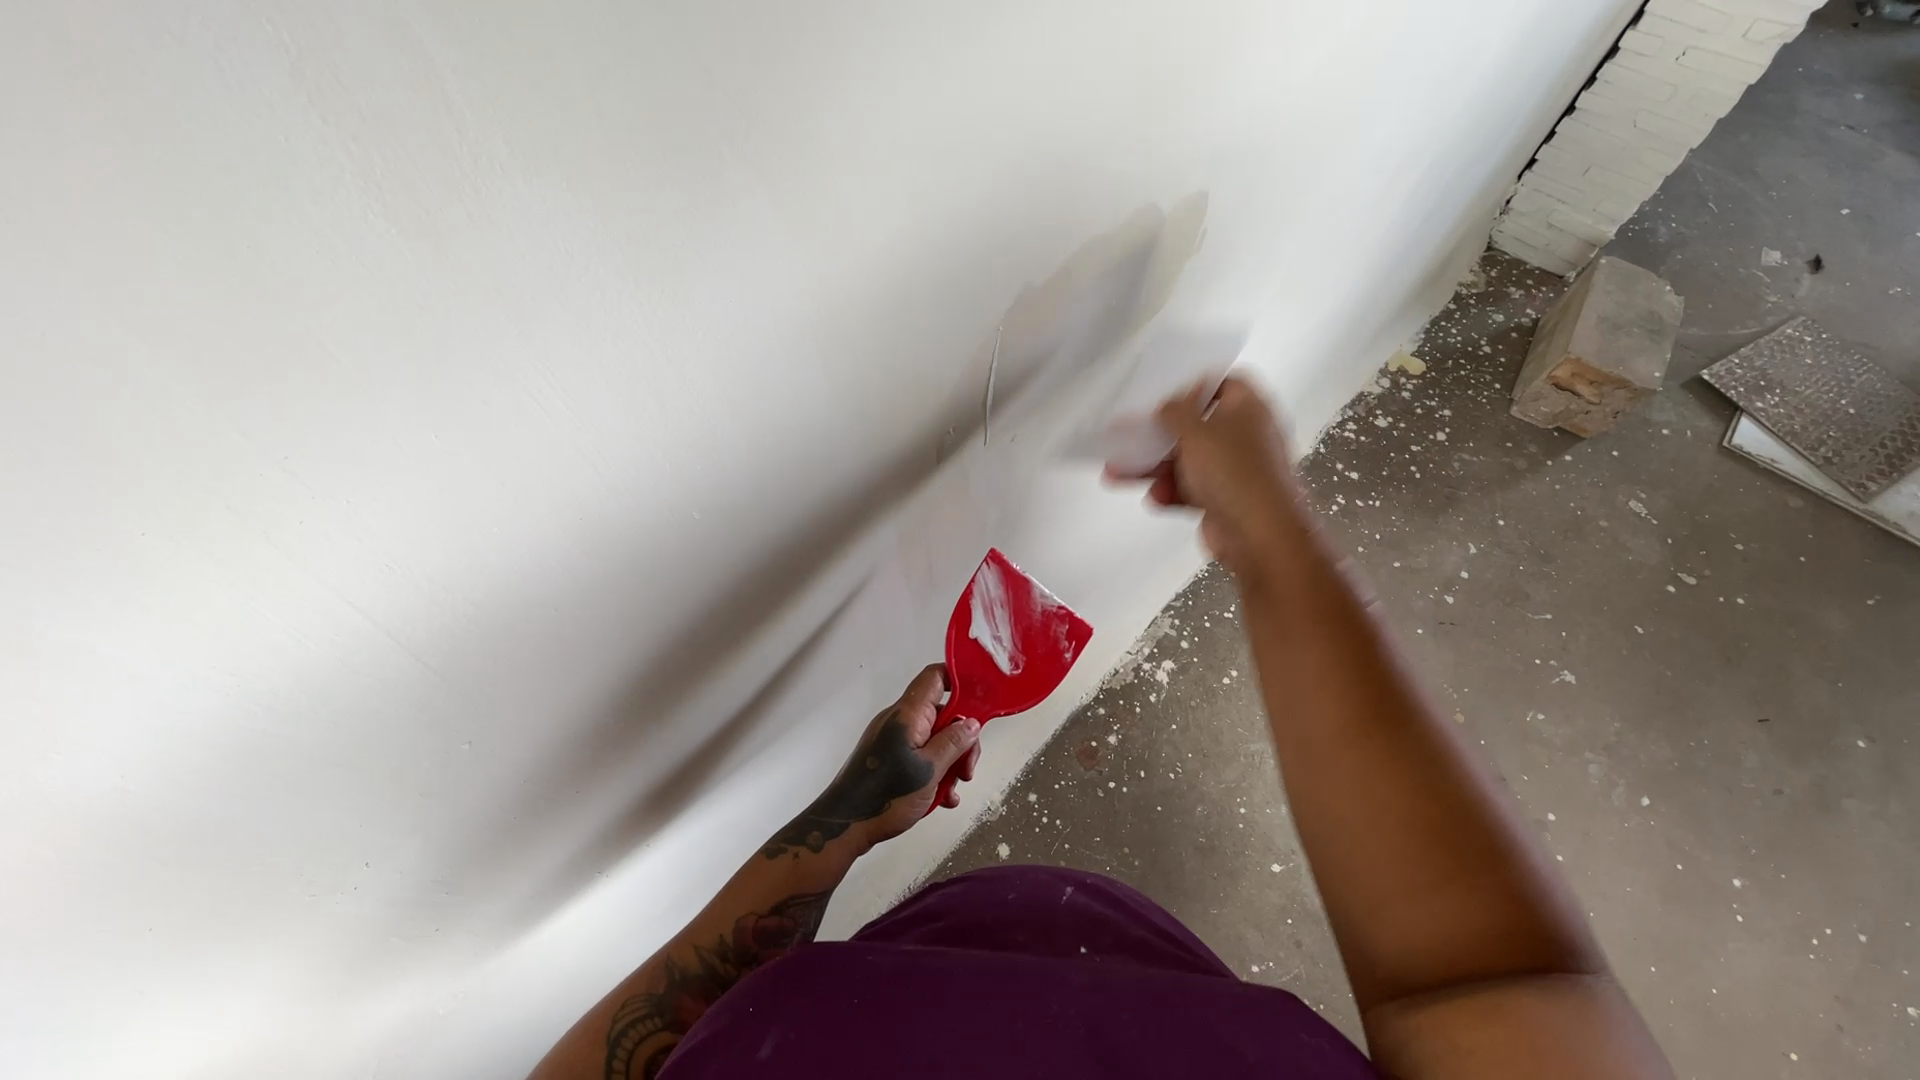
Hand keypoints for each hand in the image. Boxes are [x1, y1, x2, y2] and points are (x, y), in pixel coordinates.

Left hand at [760, 665, 982, 859]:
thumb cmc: (887, 795)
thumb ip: (954, 743)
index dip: (960, 682)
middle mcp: (900, 720)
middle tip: (967, 771)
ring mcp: (893, 740)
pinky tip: (941, 799)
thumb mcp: (929, 771)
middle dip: (962, 740)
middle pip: (941, 714)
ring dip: (950, 763)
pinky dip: (934, 773)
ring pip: (934, 739)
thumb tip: (972, 722)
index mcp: (908, 714)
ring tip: (952, 791)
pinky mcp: (889, 758)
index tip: (980, 706)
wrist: (844, 825)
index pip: (935, 677)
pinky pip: (920, 756)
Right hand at [1109, 374, 1306, 576]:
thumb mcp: (1196, 431)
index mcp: (1249, 409)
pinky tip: (1153, 498)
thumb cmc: (1233, 471)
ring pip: (1187, 461)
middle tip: (1128, 436)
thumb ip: (1174, 412)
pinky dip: (1169, 492)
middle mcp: (1245, 436)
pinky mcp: (1223, 500)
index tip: (1167, 394)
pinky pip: (1189, 489)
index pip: (1225, 384)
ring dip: (1153, 467)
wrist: (1259, 535)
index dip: (1196, 386)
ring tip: (1118, 472)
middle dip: (1158, 435)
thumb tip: (1167, 406)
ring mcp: (1234, 471)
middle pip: (1197, 427)